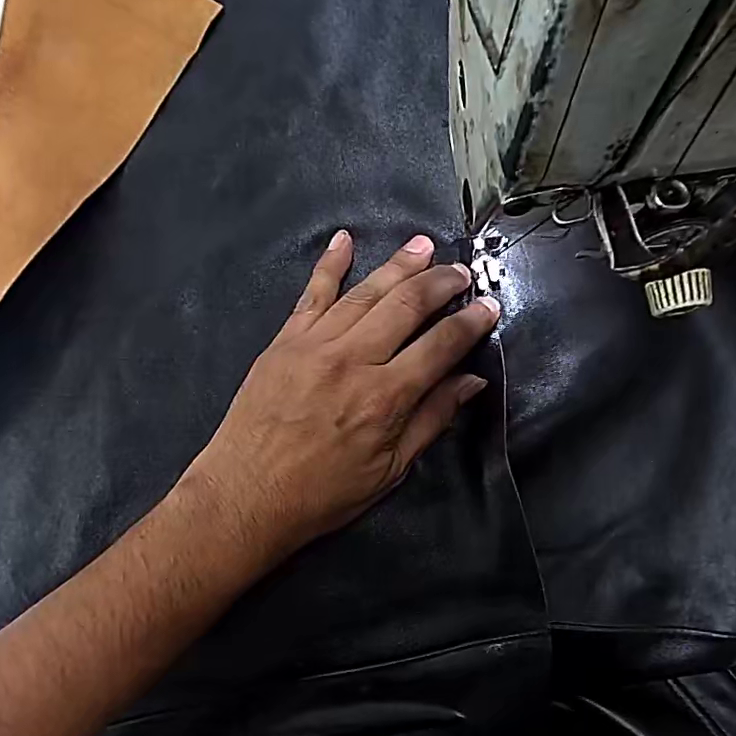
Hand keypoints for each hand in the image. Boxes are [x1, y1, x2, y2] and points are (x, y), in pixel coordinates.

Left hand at [177, 230, 500, 561]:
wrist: (245, 495)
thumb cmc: (322, 493)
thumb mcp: (390, 469)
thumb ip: (432, 419)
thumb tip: (470, 382)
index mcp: (385, 397)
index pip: (440, 346)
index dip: (470, 323)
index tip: (489, 307)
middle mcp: (353, 360)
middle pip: (406, 306)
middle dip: (441, 283)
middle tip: (461, 272)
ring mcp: (314, 345)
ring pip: (365, 293)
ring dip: (398, 265)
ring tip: (423, 246)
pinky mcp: (284, 341)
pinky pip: (312, 294)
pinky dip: (330, 264)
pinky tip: (344, 240)